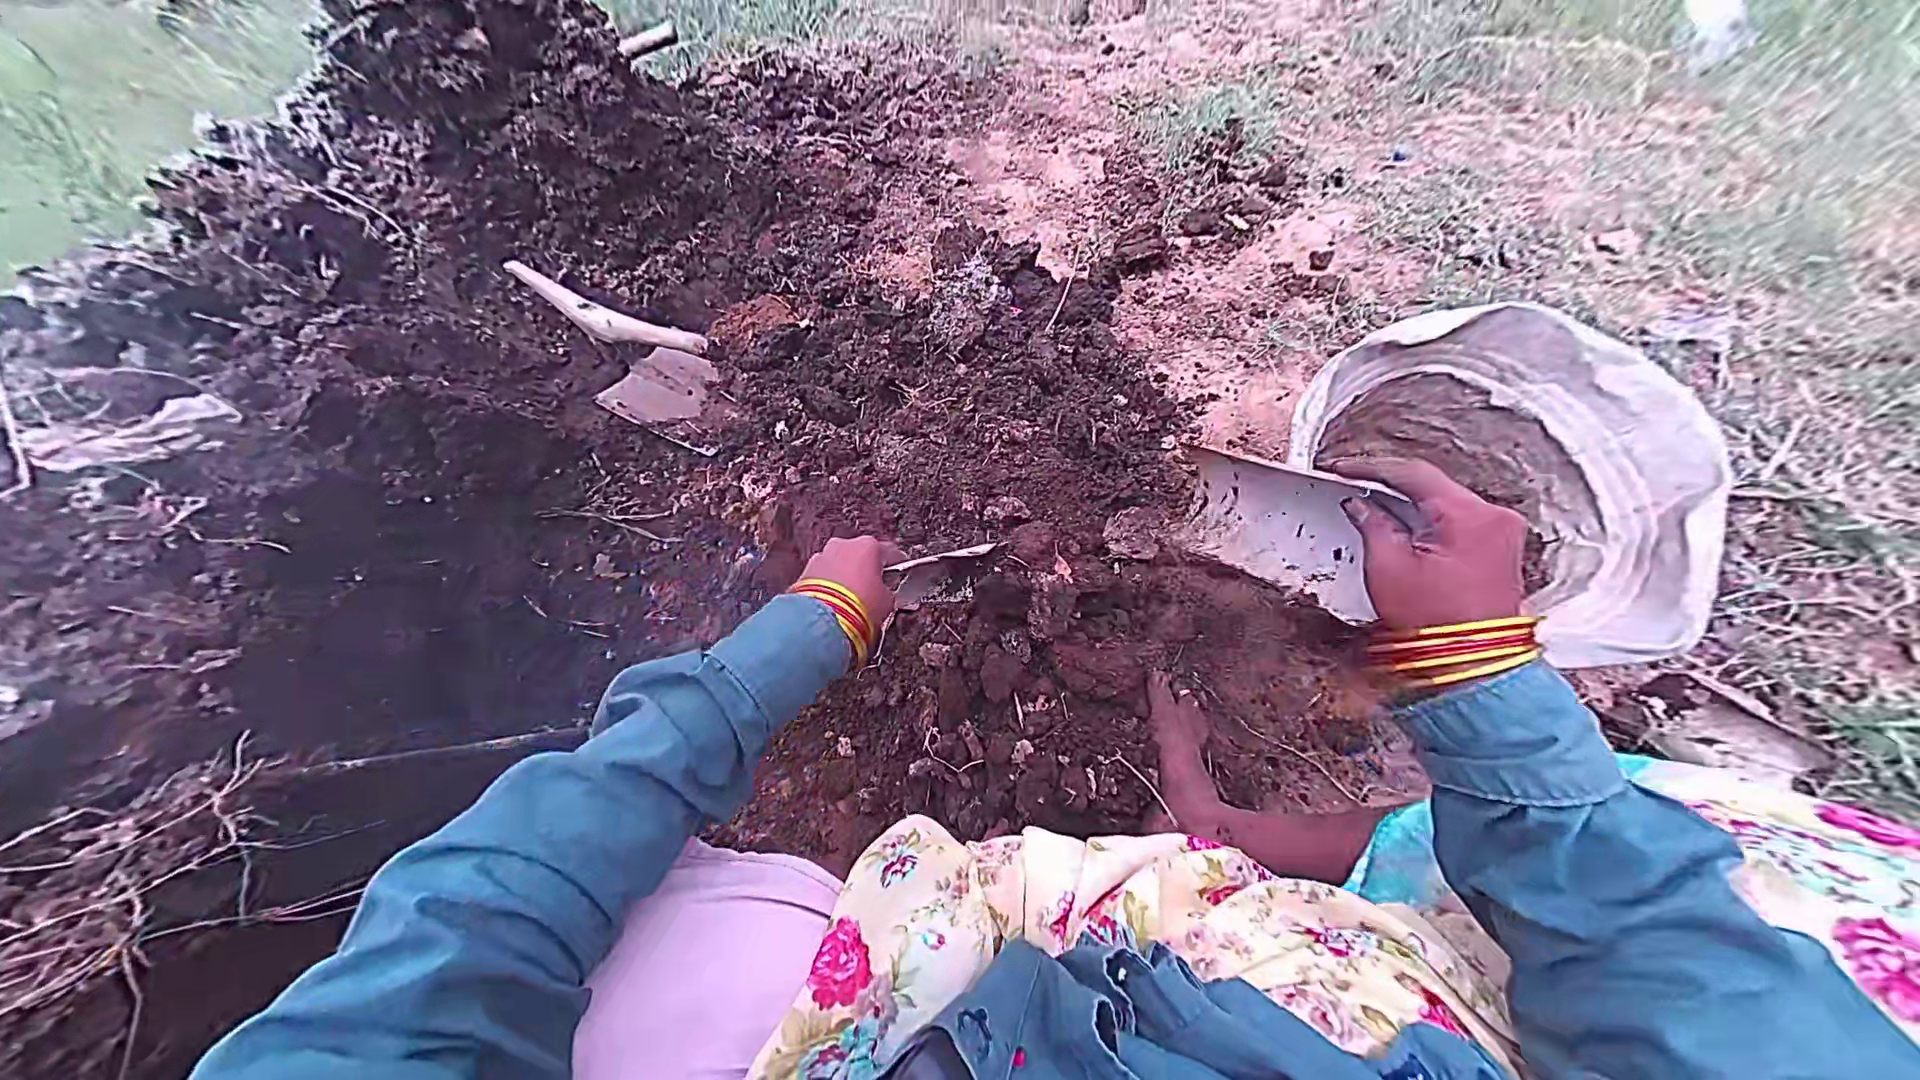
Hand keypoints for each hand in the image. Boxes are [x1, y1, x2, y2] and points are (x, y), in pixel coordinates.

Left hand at [796, 535, 904, 624]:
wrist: (822, 621)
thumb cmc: (858, 606)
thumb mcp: (887, 602)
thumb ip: (887, 592)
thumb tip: (883, 595)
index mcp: (868, 546)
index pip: (888, 551)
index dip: (895, 565)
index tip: (898, 573)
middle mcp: (843, 545)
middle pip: (858, 555)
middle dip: (864, 571)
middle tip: (871, 590)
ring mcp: (821, 557)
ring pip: (837, 565)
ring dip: (843, 579)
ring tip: (850, 601)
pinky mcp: (803, 573)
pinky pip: (821, 578)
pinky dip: (827, 588)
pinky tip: (834, 604)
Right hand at [1327, 458, 1527, 631]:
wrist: (1472, 660)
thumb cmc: (1433, 619)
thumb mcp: (1388, 566)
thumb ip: (1373, 525)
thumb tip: (1360, 505)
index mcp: (1470, 517)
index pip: (1414, 474)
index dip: (1371, 468)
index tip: (1342, 468)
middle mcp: (1494, 517)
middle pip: (1432, 485)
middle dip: (1387, 482)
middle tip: (1350, 481)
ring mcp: (1501, 531)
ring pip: (1442, 500)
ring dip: (1405, 499)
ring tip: (1367, 500)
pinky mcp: (1498, 546)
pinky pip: (1455, 517)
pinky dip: (1423, 515)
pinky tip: (1396, 519)